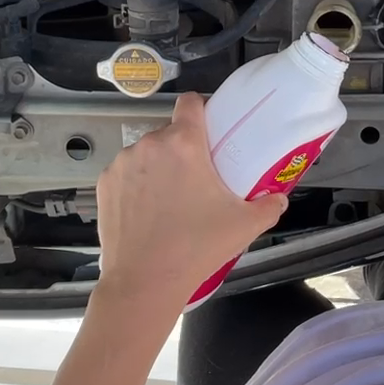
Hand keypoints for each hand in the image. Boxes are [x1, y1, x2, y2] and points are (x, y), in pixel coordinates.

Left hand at [94, 93, 287, 313]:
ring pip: (146, 152)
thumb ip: (269, 206)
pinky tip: (144, 211)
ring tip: (167, 200)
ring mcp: (123, 162)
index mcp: (185, 143)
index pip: (190, 102)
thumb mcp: (244, 225)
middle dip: (181, 149)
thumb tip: (279, 199)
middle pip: (170, 133)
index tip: (207, 127)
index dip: (200, 109)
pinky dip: (135, 184)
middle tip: (194, 180)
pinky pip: (125, 172)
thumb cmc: (196, 248)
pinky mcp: (104, 182)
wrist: (144, 282)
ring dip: (157, 166)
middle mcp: (151, 144)